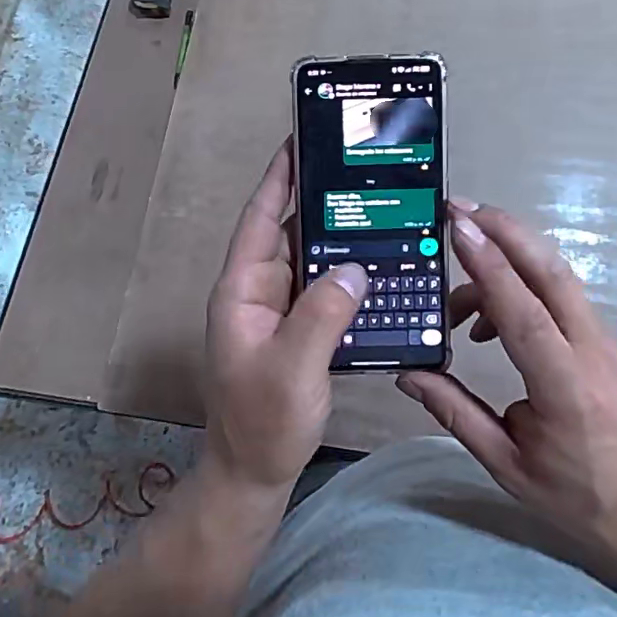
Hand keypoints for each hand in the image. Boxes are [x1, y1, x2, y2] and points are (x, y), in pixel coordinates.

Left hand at [202, 139, 368, 490]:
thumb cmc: (261, 422)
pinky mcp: (296, 328)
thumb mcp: (291, 369)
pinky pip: (321, 288)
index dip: (276, 180)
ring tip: (375, 208)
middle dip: (316, 202)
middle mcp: (257, 290)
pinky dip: (344, 273)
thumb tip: (354, 267)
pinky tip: (375, 264)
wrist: (253, 474)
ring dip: (336, 238)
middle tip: (355, 171)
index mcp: (241, 289)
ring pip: (308, 259)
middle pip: (287, 232)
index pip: (258, 220)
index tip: (296, 143)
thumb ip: (321, 316)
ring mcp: (277, 309)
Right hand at [396, 199, 616, 561]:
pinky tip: (485, 314)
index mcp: (567, 391)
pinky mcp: (602, 336)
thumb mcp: (508, 465)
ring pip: (555, 274)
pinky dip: (517, 279)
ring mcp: (603, 340)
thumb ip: (455, 412)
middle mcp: (591, 353)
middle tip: (457, 208)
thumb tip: (406, 373)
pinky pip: (556, 291)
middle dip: (504, 230)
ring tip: (457, 262)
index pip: (526, 315)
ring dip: (507, 250)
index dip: (489, 267)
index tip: (459, 227)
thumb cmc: (580, 495)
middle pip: (551, 272)